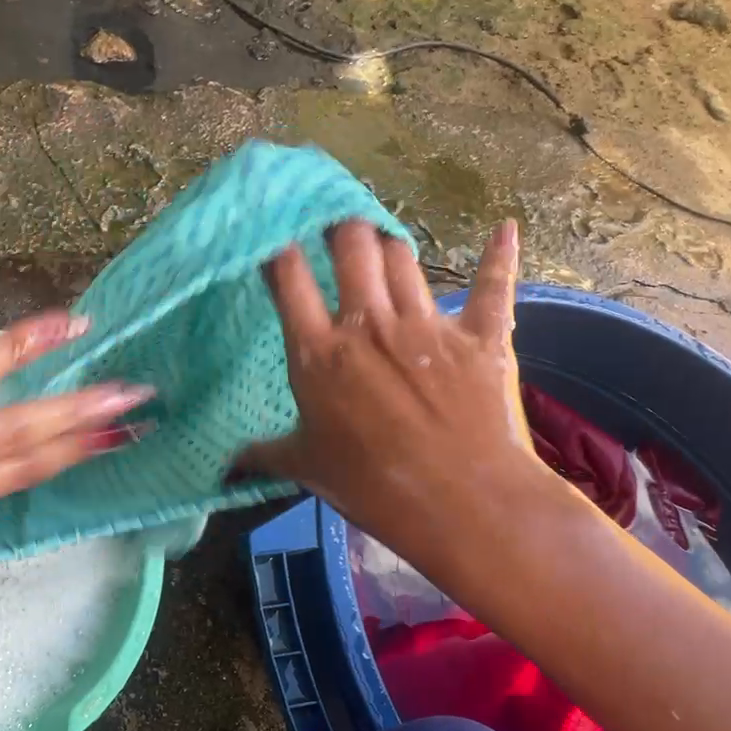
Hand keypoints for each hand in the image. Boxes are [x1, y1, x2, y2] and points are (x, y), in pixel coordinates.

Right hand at [241, 220, 550, 564]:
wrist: (466, 505)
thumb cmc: (372, 486)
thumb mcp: (306, 467)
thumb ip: (263, 455)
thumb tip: (224, 467)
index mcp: (318, 351)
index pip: (288, 276)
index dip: (279, 249)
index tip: (276, 239)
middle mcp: (367, 324)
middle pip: (351, 247)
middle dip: (341, 227)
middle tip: (335, 225)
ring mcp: (427, 325)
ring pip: (403, 258)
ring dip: (388, 242)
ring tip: (379, 238)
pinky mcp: (481, 337)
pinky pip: (493, 285)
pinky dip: (500, 255)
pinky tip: (506, 229)